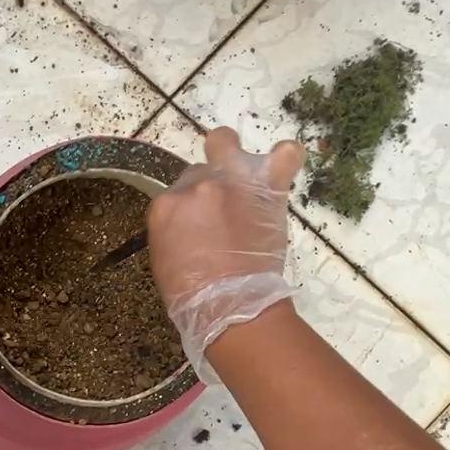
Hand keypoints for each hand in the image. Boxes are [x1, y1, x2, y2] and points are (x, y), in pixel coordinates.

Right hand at [147, 126, 304, 383]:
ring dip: (228, 154)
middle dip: (203, 188)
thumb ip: (172, 230)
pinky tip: (278, 168)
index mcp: (165, 206)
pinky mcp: (268, 187)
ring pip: (225, 144)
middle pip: (197, 172)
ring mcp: (233, 181)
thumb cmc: (189, 295)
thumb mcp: (164, 260)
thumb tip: (187, 222)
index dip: (183, 210)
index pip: (172, 195)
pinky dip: (283, 158)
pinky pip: (285, 153)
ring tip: (239, 174)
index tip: (191, 227)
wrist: (230, 305)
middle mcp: (196, 186)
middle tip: (214, 212)